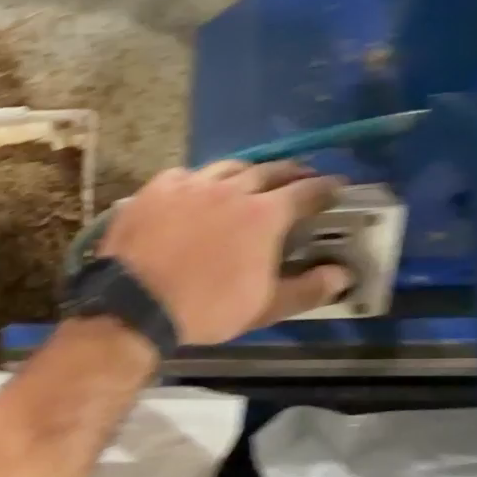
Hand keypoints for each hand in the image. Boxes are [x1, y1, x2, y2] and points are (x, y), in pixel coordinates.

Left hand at [97, 160, 347, 345]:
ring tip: (248, 182)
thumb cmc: (205, 309)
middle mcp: (230, 189)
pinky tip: (195, 192)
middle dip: (290, 173)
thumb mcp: (263, 307)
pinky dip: (197, 182)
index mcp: (264, 214)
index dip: (326, 189)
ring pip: (226, 168)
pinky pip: (184, 176)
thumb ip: (307, 289)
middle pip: (269, 170)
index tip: (335, 189)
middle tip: (298, 179)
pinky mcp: (155, 190)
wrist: (135, 305)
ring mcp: (189, 185)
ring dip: (245, 173)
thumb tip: (341, 275)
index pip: (307, 191)